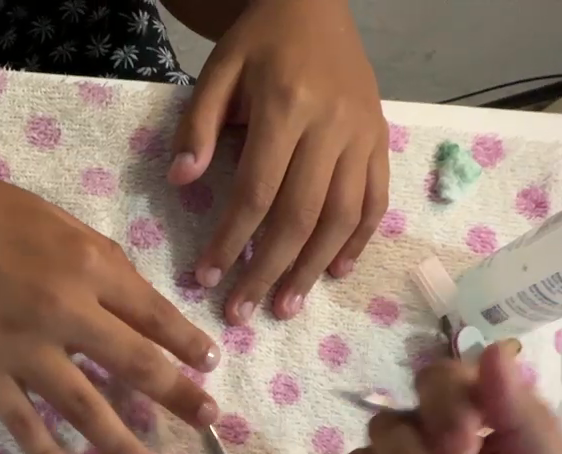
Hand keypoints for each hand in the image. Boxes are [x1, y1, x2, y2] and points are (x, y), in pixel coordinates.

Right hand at [0, 150, 219, 453]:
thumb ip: (93, 260)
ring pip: (85, 407)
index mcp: (86, 262)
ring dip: (124, 446)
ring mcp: (21, 347)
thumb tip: (129, 298)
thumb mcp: (50, 217)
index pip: (152, 313)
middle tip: (209, 423)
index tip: (210, 365)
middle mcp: (64, 308)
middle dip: (179, 397)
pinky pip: (21, 422)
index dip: (186, 342)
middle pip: (136, 365)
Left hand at [171, 0, 388, 324]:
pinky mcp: (381, 140)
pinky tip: (335, 273)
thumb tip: (180, 181)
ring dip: (312, 269)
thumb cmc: (258, 44)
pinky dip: (358, 240)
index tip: (205, 279)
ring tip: (285, 308)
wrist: (316, 1)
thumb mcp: (216, 72)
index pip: (256, 193)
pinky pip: (376, 199)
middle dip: (268, 271)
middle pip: (300, 215)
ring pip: (343, 216)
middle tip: (241, 313)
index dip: (230, 242)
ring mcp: (364, 134)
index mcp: (288, 107)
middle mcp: (333, 125)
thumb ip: (197, 126)